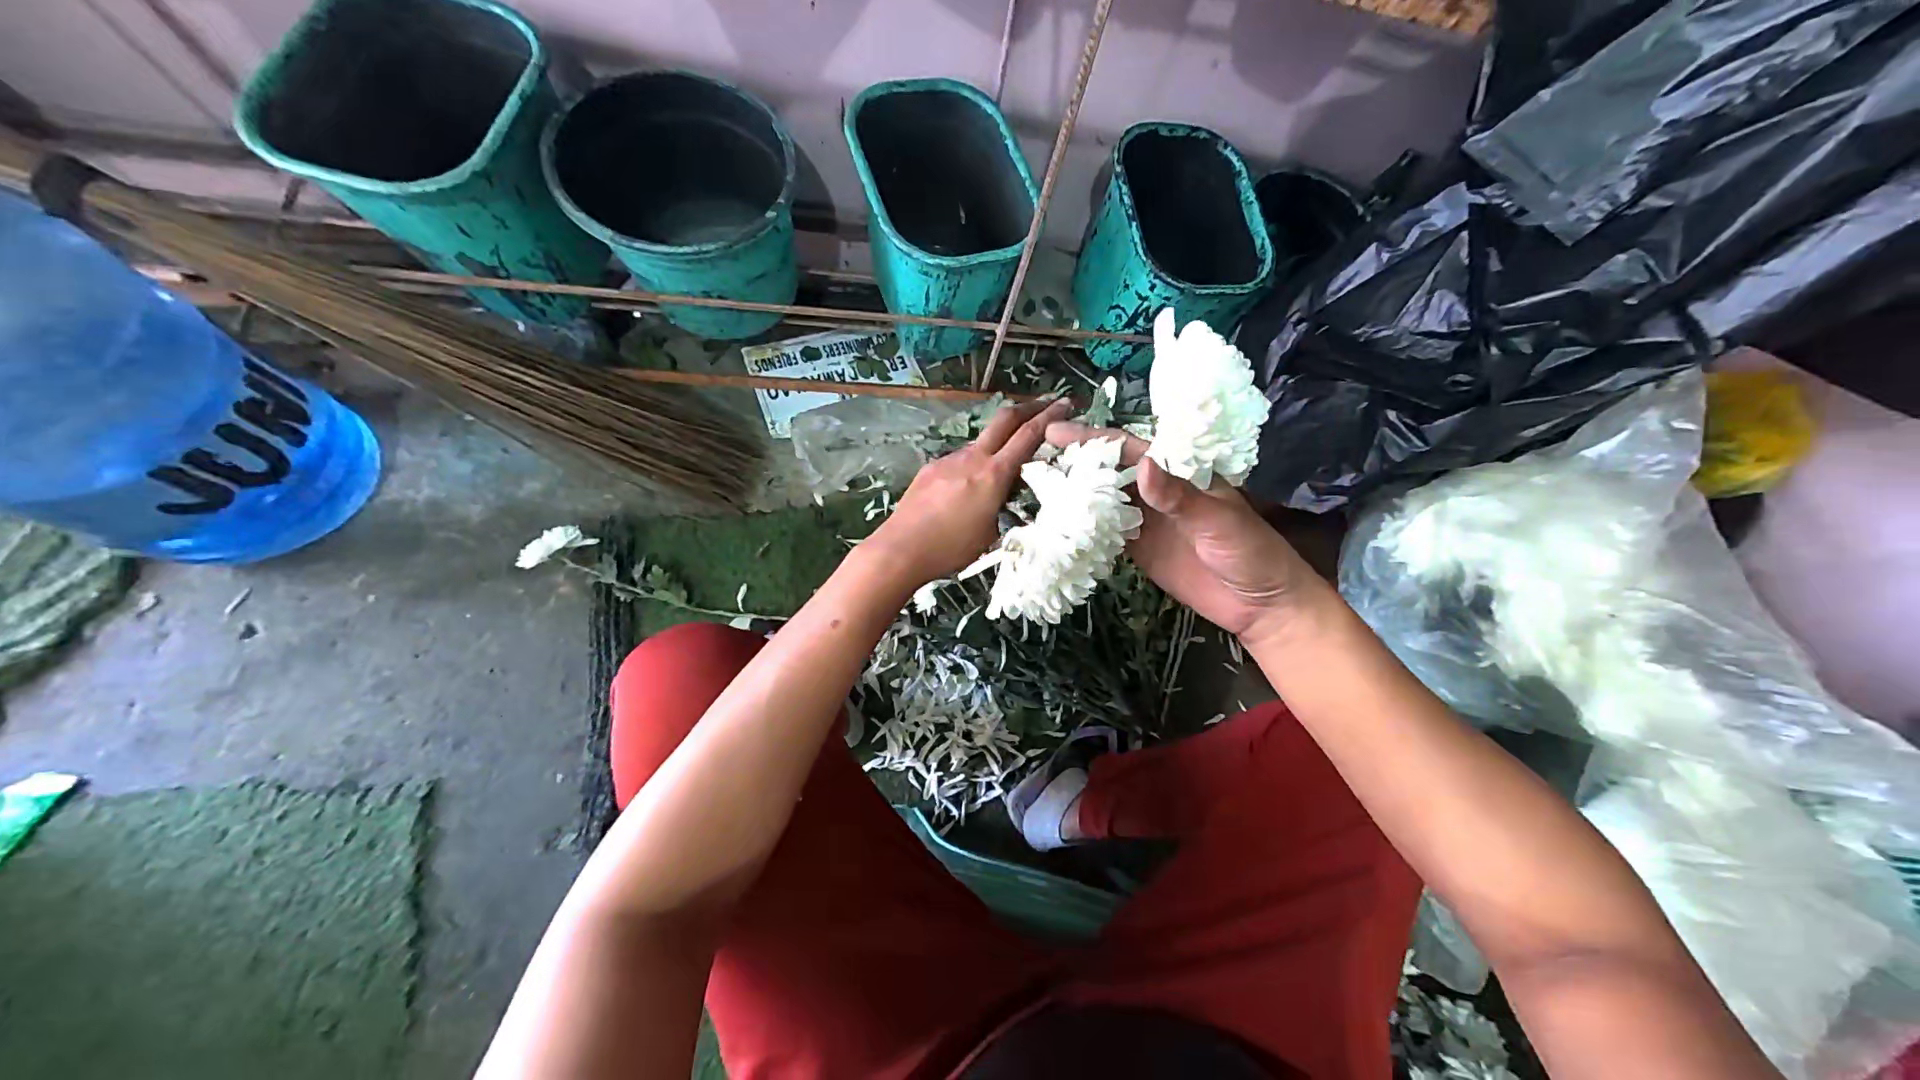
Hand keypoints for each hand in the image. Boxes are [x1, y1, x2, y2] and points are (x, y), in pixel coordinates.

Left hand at [867, 399, 1069, 586]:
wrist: (900, 549)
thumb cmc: (950, 549)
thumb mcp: (991, 533)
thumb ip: (1003, 505)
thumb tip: (1007, 493)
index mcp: (993, 474)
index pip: (1028, 435)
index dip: (1049, 416)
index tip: (1065, 402)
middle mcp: (972, 458)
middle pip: (1005, 419)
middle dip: (1029, 407)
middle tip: (1047, 403)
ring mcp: (948, 460)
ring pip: (981, 441)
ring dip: (999, 440)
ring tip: (1007, 457)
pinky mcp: (931, 469)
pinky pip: (960, 459)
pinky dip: (974, 462)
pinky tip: (969, 484)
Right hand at [1045, 421, 1333, 646]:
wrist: (1262, 605)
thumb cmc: (1251, 554)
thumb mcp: (1219, 522)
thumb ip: (1180, 496)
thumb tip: (1141, 465)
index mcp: (1180, 472)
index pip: (1128, 448)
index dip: (1092, 439)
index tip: (1055, 431)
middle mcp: (1157, 491)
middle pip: (1108, 470)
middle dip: (1073, 461)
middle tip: (1031, 457)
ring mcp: (1146, 520)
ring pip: (1103, 499)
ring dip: (1072, 492)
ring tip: (1033, 485)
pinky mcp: (1139, 549)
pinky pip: (1106, 532)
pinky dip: (1083, 527)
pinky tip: (1056, 524)